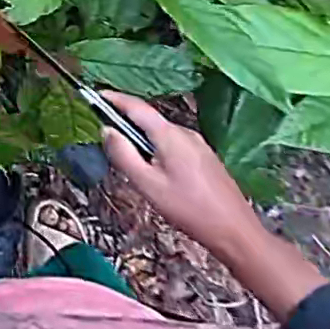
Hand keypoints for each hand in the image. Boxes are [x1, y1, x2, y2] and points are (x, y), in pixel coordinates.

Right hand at [99, 91, 326, 317]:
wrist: (237, 234)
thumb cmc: (189, 209)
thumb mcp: (146, 183)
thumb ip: (122, 153)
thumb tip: (106, 130)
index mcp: (170, 135)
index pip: (136, 106)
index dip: (112, 98)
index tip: (93, 95)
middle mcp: (186, 133)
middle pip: (148, 118)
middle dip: (124, 121)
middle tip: (105, 134)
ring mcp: (199, 144)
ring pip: (160, 132)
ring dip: (141, 136)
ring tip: (129, 157)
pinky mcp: (205, 157)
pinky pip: (173, 142)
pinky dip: (156, 145)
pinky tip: (154, 168)